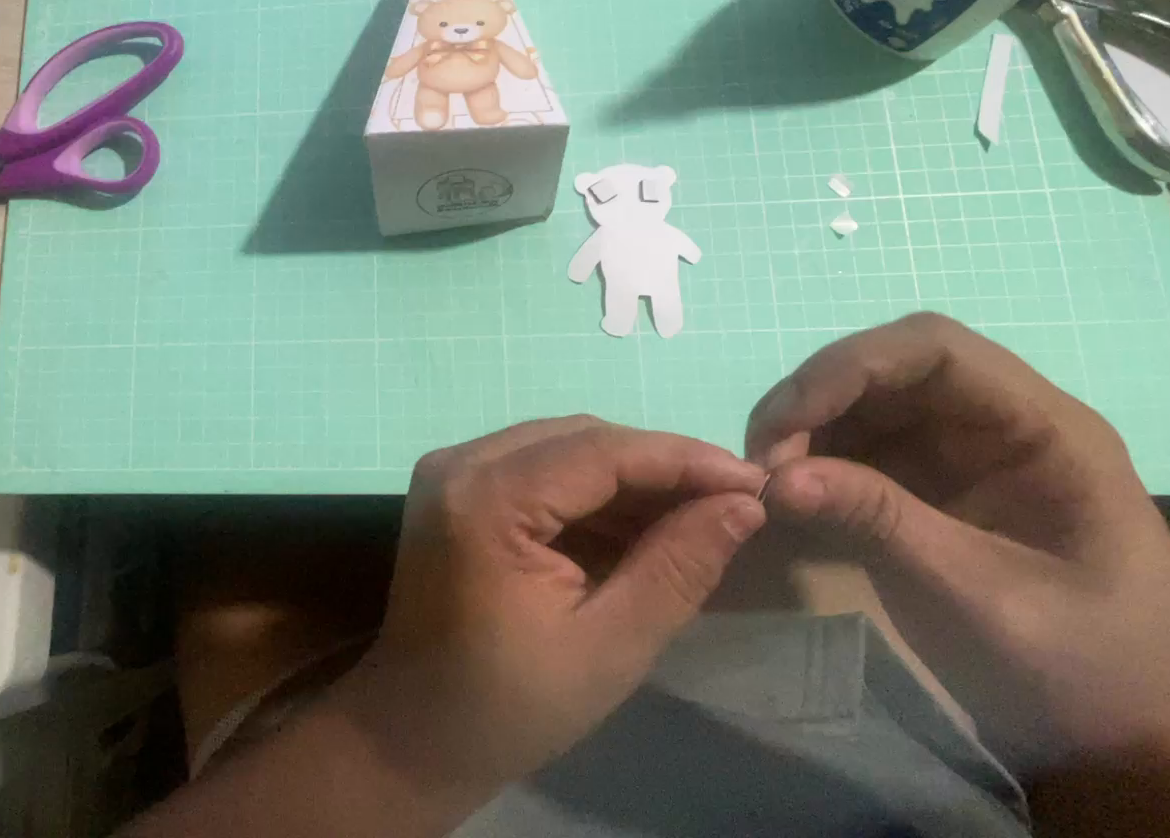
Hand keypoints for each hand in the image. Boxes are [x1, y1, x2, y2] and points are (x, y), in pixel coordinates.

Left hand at [331, 416, 766, 794]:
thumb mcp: (609, 645)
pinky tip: (635, 524)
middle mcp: (459, 464)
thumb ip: (677, 566)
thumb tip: (743, 503)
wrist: (414, 731)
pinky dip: (587, 492)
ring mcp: (450, 470)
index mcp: (485, 499)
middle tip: (731, 502)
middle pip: (578, 438)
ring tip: (695, 516)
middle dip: (658, 467)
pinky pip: (535, 467)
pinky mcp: (454, 486)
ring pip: (559, 447)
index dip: (683, 459)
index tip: (756, 481)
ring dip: (626, 478)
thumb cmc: (509, 704)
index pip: (599, 451)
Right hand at [745, 314, 1169, 770]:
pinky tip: (790, 493)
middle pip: (884, 368)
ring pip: (859, 402)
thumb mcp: (981, 595)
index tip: (783, 426)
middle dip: (813, 400)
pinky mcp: (924, 481)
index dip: (847, 368)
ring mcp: (956, 450)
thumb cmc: (1081, 664)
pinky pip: (853, 444)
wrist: (1122, 738)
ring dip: (804, 429)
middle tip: (761, 460)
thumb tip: (774, 477)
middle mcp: (995, 421)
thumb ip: (880, 523)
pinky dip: (811, 460)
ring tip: (767, 480)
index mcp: (1043, 428)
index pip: (933, 350)